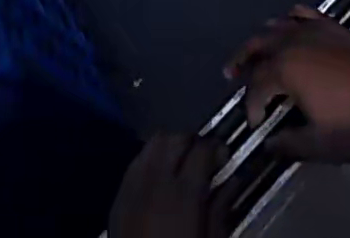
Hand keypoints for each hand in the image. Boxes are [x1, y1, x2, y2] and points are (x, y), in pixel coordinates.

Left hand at [108, 134, 227, 237]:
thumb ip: (220, 211)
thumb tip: (231, 182)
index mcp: (182, 195)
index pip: (201, 149)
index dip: (216, 148)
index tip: (224, 156)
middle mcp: (155, 180)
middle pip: (174, 138)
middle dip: (192, 142)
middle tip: (204, 160)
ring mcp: (132, 186)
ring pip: (152, 144)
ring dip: (170, 146)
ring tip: (182, 165)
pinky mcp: (118, 197)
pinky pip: (136, 162)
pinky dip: (150, 160)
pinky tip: (160, 179)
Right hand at [225, 6, 349, 163]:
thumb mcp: (321, 145)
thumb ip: (289, 143)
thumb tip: (269, 143)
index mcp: (285, 70)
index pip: (256, 86)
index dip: (251, 107)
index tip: (255, 125)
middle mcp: (292, 43)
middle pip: (257, 46)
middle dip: (242, 60)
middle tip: (231, 73)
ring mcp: (311, 30)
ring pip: (275, 27)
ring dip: (261, 40)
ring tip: (254, 51)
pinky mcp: (330, 26)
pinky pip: (301, 14)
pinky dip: (289, 19)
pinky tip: (288, 24)